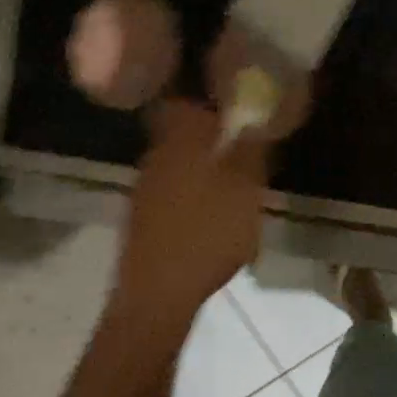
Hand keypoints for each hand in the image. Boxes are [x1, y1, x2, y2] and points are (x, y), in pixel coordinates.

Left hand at [114, 101, 268, 313]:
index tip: (239, 115)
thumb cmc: (208, 235)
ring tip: (237, 191)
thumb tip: (253, 113)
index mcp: (180, 142)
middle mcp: (157, 157)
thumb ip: (249, 149)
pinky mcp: (144, 217)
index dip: (212, 106)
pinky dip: (194, 197)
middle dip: (213, 140)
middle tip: (246, 156)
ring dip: (206, 171)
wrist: (158, 293)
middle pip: (183, 132)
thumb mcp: (245, 190)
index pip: (188, 103)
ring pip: (179, 163)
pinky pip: (174, 191)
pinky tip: (214, 219)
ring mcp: (145, 189)